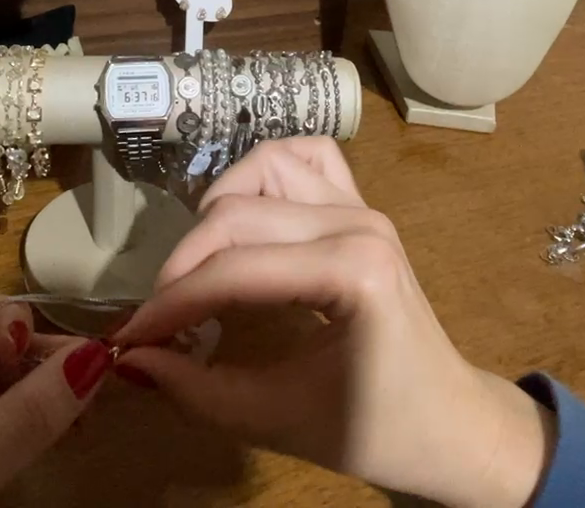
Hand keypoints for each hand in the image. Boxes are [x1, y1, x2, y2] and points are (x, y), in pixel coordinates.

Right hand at [111, 138, 553, 507]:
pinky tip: (248, 208)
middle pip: (239, 213)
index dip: (173, 302)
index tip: (131, 337)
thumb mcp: (282, 421)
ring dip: (221, 205)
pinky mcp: (361, 202)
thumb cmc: (379, 429)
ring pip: (266, 164)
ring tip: (200, 261)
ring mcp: (363, 203)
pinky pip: (306, 155)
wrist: (454, 422)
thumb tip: (129, 359)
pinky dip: (265, 169)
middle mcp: (358, 221)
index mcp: (353, 274)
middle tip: (159, 314)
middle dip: (185, 262)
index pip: (236, 271)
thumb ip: (199, 390)